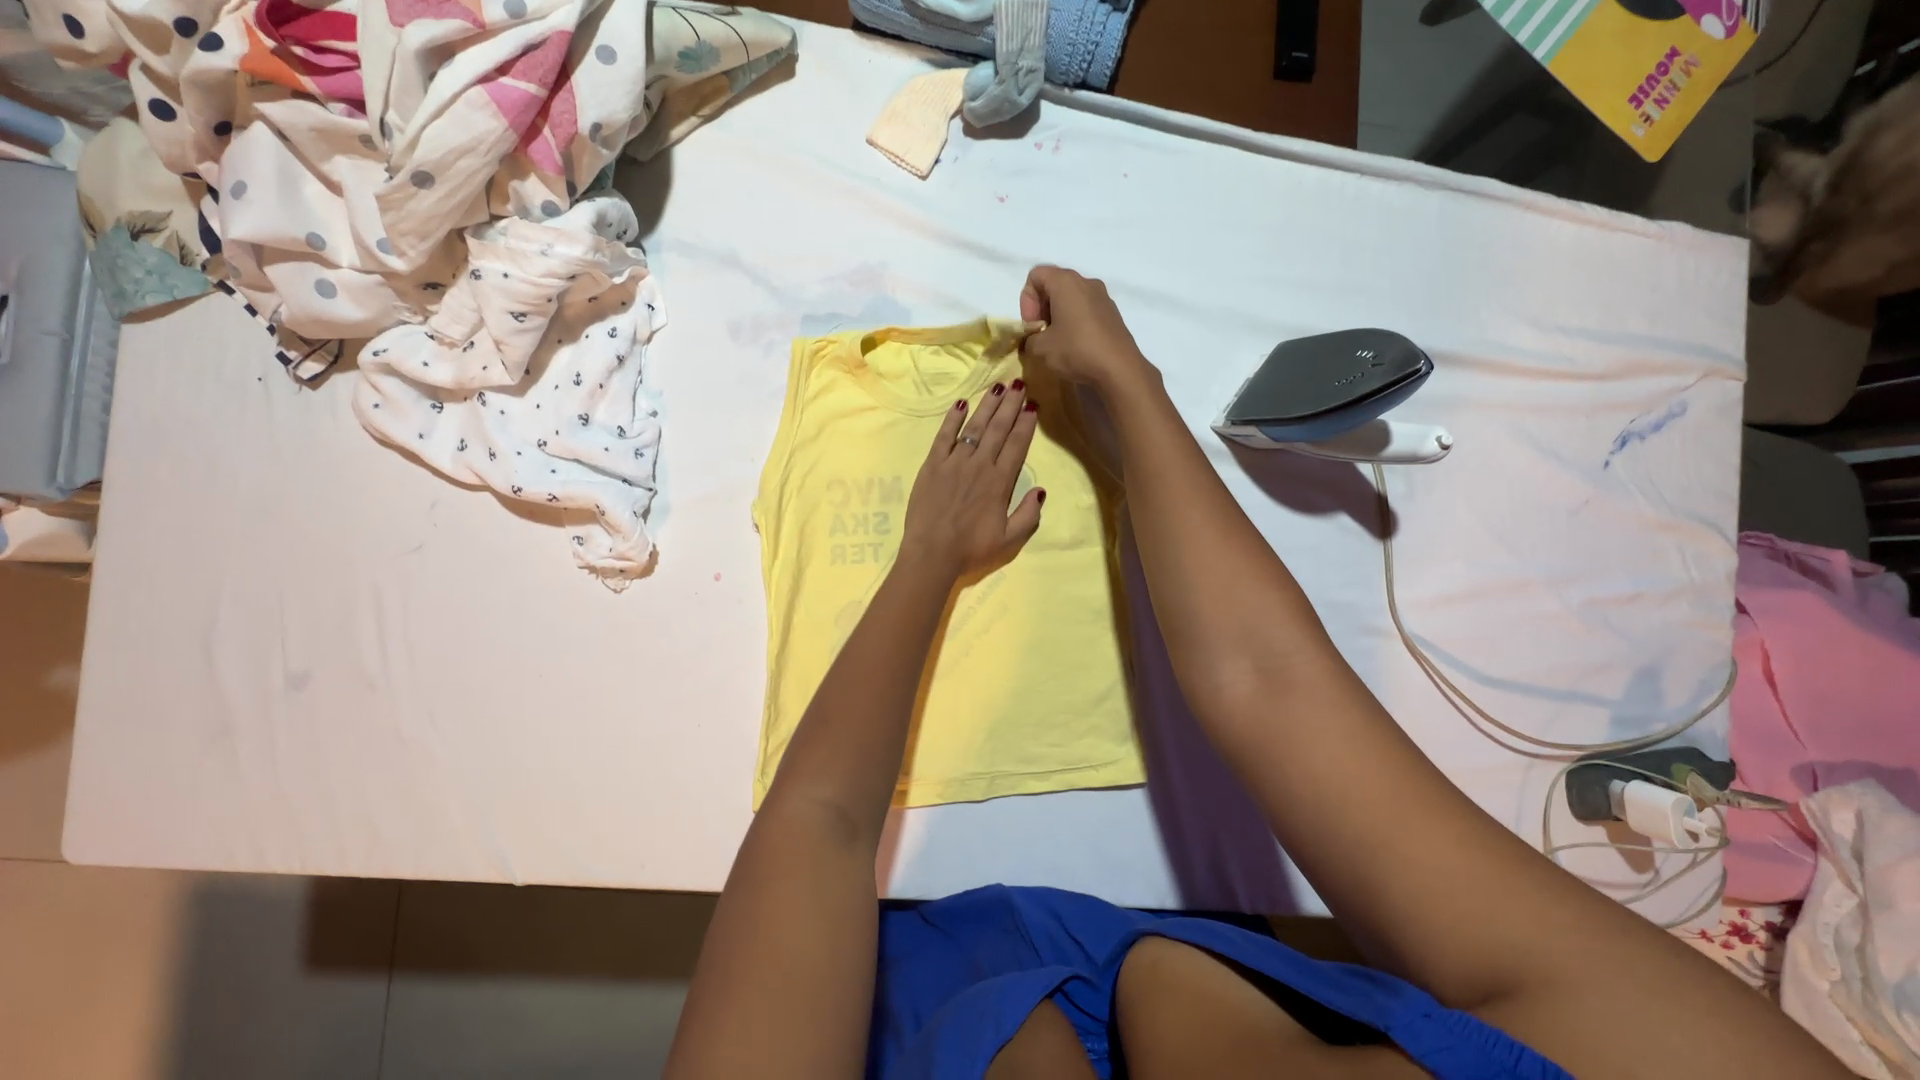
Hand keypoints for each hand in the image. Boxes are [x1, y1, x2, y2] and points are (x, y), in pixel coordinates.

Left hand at [899, 380, 1044, 580]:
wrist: (932, 554)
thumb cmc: (972, 550)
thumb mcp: (1010, 540)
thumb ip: (1028, 515)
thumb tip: (1039, 490)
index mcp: (1000, 482)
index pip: (1017, 445)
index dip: (1026, 424)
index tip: (1033, 405)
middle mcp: (979, 466)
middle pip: (998, 429)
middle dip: (1010, 405)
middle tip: (1019, 384)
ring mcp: (954, 463)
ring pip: (974, 427)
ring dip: (987, 406)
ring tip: (998, 387)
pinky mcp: (932, 465)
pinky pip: (944, 436)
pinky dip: (952, 419)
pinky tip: (961, 403)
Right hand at [1019, 266, 1155, 390]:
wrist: (1119, 369)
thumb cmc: (1076, 350)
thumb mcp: (1040, 348)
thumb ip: (1029, 339)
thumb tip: (1034, 339)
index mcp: (1066, 282)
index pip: (1036, 275)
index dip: (1027, 300)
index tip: (1033, 325)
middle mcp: (1086, 282)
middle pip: (1054, 285)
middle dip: (1042, 308)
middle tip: (1041, 335)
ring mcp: (1103, 297)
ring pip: (1071, 298)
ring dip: (1059, 316)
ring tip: (1057, 343)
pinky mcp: (1113, 313)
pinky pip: (1086, 310)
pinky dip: (1076, 322)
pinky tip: (1076, 346)